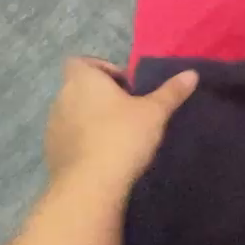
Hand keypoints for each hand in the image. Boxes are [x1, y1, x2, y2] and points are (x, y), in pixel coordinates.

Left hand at [43, 57, 197, 189]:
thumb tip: (191, 73)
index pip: (82, 61)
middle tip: (129, 111)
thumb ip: (171, 92)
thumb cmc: (123, 136)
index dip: (104, 69)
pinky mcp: (52, 151)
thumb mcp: (155, 112)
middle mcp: (62, 97)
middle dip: (102, 96)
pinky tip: (105, 156)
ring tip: (119, 135)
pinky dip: (85, 140)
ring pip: (74, 113)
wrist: (90, 184)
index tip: (126, 86)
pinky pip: (70, 137)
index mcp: (83, 79)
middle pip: (80, 87)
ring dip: (92, 118)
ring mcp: (52, 125)